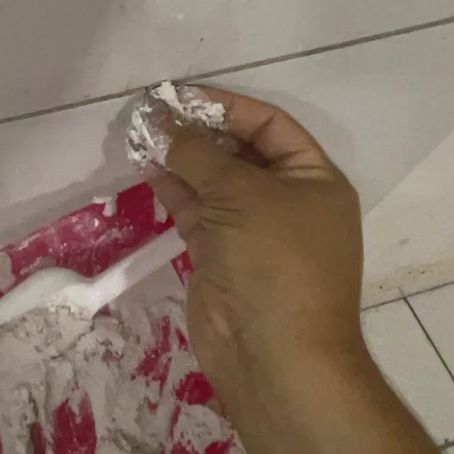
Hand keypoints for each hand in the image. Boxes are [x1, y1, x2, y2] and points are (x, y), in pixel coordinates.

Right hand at [146, 86, 365, 416]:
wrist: (273, 357)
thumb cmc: (273, 260)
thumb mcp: (239, 193)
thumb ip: (195, 151)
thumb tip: (158, 119)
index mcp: (312, 179)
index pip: (269, 124)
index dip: (226, 105)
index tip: (181, 96)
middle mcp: (285, 199)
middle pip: (238, 150)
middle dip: (197, 131)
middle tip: (153, 113)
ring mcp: (252, 228)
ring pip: (211, 179)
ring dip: (179, 157)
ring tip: (141, 134)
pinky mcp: (221, 252)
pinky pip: (195, 208)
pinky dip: (172, 187)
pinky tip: (145, 166)